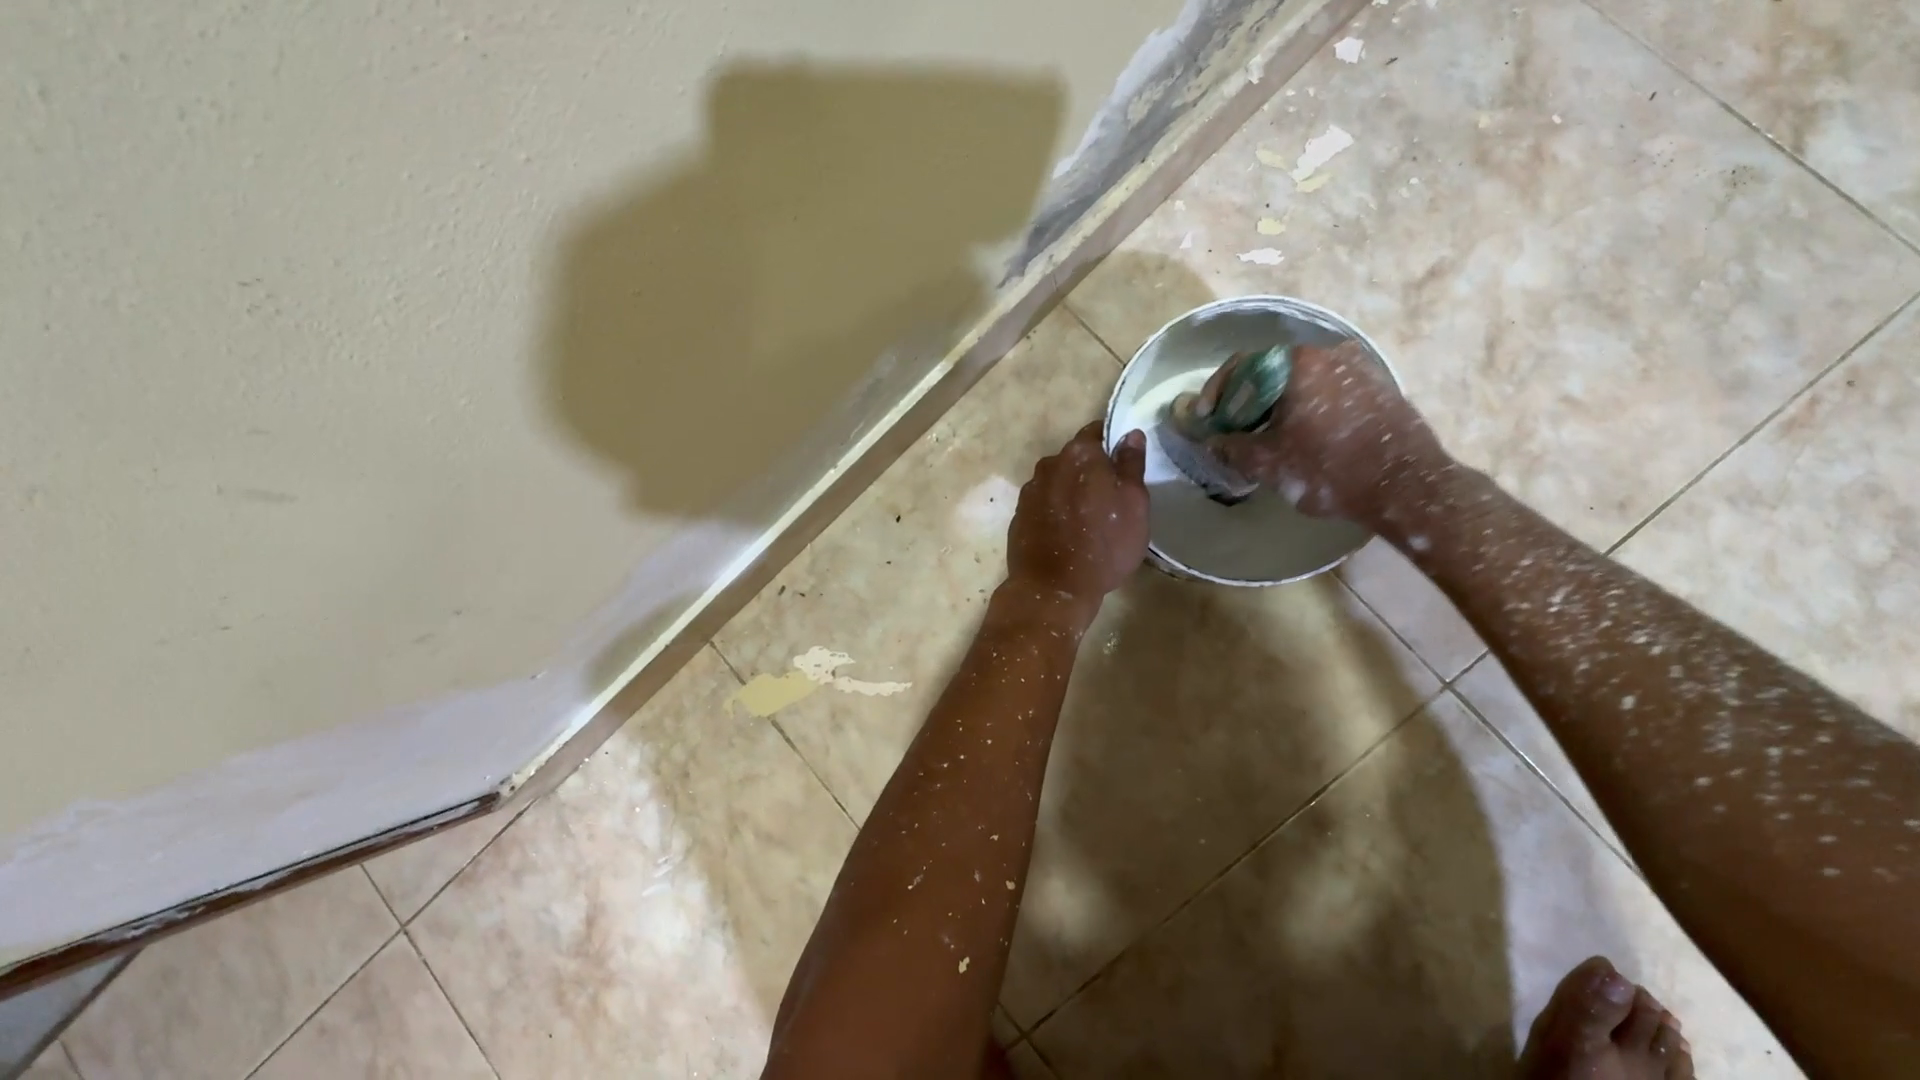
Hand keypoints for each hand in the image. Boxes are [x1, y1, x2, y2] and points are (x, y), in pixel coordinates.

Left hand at [1005, 422, 1149, 613]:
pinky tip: (1066, 531)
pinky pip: (1044, 503)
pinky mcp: (1019, 515)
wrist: (1054, 587)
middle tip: (1110, 496)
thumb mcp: (1134, 504)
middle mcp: (1049, 464)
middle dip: (1091, 470)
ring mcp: (1030, 490)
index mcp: (1079, 453)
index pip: (1096, 432)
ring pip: (1058, 480)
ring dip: (1071, 490)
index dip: (1112, 444)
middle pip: (1075, 457)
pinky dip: (1055, 510)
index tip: (1123, 464)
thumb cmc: (1104, 544)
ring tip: (1088, 517)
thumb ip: (1131, 464)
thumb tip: (1130, 434)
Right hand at [1203, 341, 1448, 523]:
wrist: (1406, 486)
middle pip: (1272, 372)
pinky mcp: (1380, 388)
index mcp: (1297, 364)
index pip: (1241, 366)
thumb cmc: (1330, 470)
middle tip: (1235, 430)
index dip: (1216, 393)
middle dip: (1248, 401)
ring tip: (1269, 437)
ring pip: (1303, 383)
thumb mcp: (1269, 463)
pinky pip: (1329, 392)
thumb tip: (1213, 442)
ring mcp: (1360, 368)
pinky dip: (1309, 409)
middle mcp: (1329, 354)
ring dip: (1279, 406)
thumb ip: (1232, 447)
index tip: (1206, 419)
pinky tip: (1306, 438)